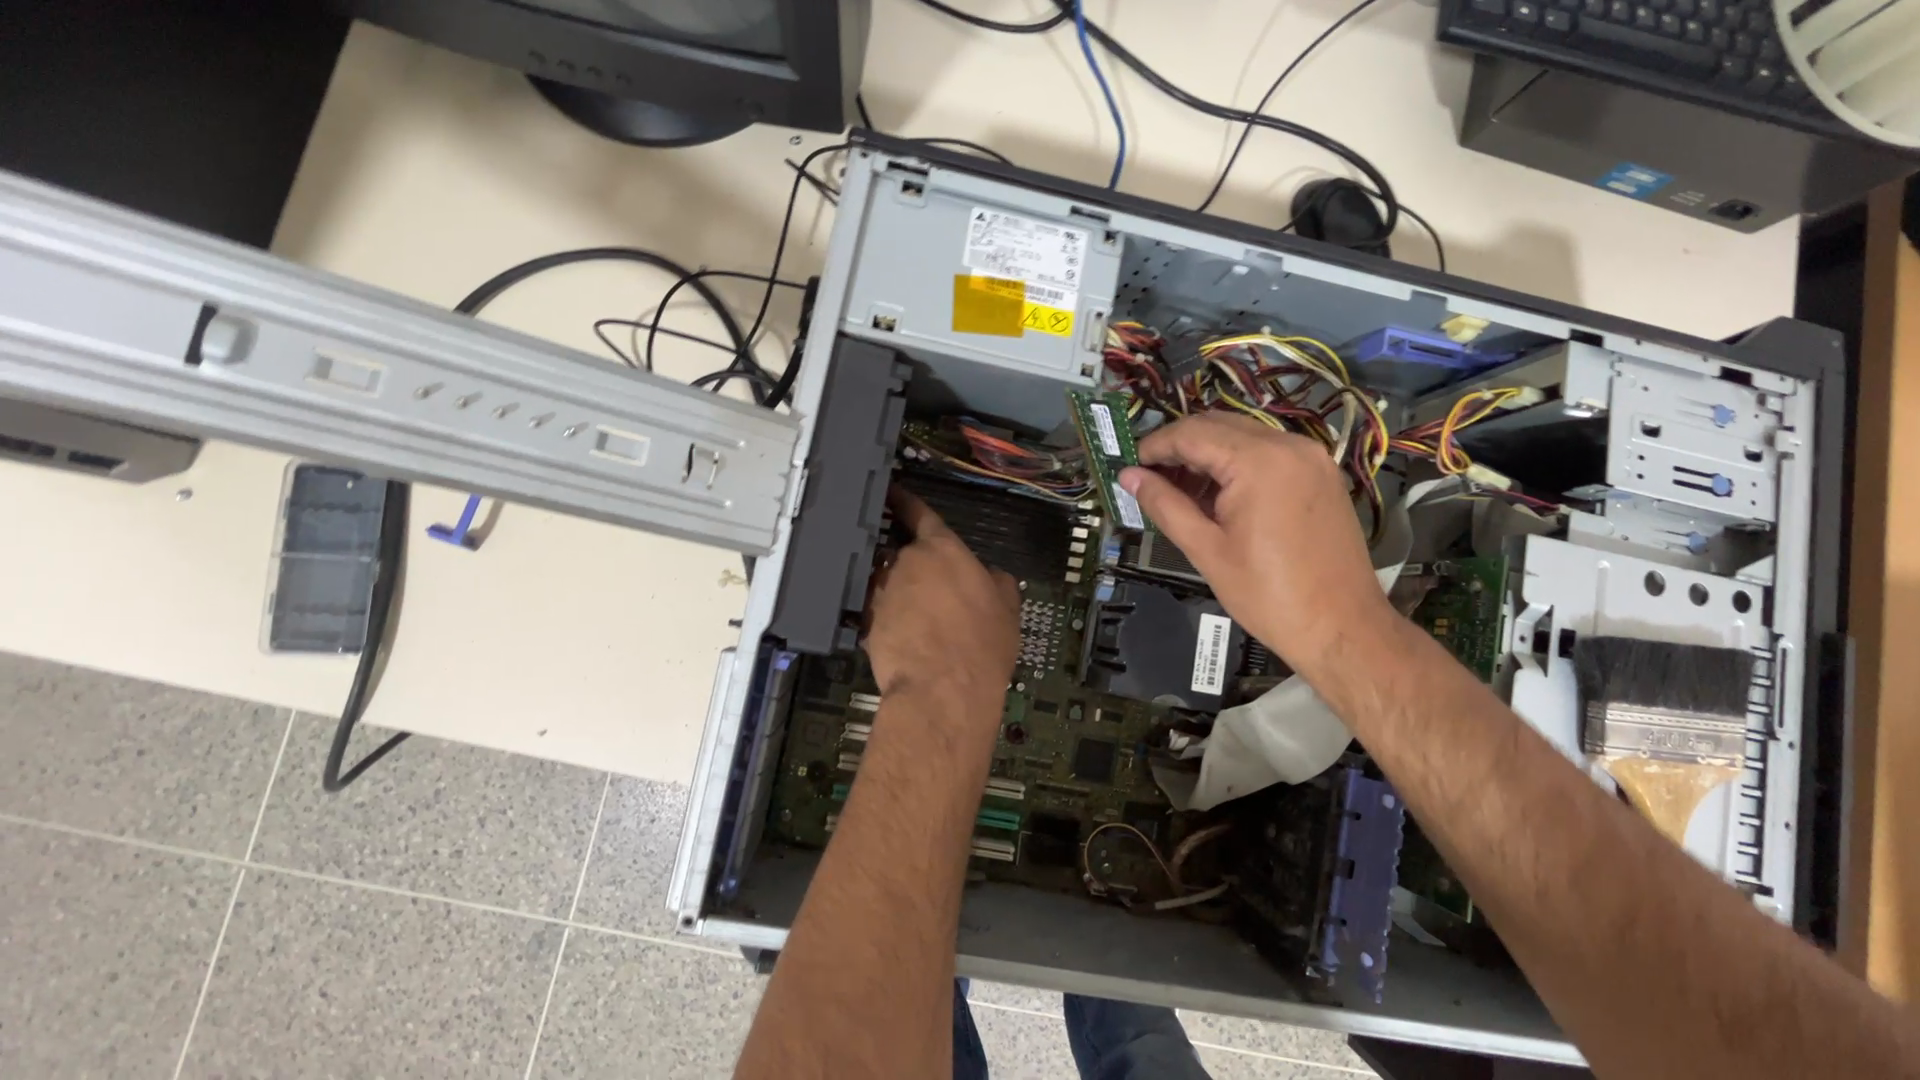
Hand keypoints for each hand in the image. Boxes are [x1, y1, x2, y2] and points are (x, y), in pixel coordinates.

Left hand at [865, 487, 1021, 711]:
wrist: (943, 690)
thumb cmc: (982, 645)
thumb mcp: (1007, 607)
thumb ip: (996, 580)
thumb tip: (989, 575)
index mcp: (942, 549)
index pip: (918, 513)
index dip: (904, 501)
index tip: (892, 492)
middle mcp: (905, 562)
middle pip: (900, 551)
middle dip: (909, 564)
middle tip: (926, 588)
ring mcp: (879, 591)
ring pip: (884, 581)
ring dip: (894, 592)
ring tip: (913, 619)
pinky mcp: (863, 621)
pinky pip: (873, 611)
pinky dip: (883, 619)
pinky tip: (899, 639)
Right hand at [1118, 412, 1391, 678]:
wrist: (1342, 627)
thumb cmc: (1268, 594)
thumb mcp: (1205, 550)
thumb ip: (1164, 505)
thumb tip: (1128, 477)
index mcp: (1258, 461)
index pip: (1191, 433)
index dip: (1153, 445)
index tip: (1127, 465)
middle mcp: (1288, 445)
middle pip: (1217, 426)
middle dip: (1178, 447)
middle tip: (1147, 478)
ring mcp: (1310, 457)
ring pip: (1243, 436)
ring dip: (1207, 454)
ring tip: (1178, 490)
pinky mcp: (1321, 474)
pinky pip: (1268, 453)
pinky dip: (1237, 463)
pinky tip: (1217, 495)